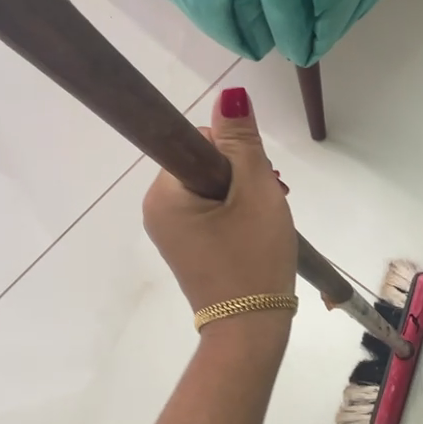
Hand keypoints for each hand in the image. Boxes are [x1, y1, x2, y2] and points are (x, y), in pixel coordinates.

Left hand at [142, 87, 296, 314]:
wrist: (252, 328)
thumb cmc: (254, 257)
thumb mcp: (257, 193)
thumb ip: (243, 142)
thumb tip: (229, 95)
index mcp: (164, 193)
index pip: (197, 142)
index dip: (233, 153)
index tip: (254, 179)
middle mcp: (157, 209)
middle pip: (206, 165)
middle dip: (242, 177)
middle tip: (265, 205)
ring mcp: (171, 232)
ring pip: (213, 189)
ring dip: (244, 197)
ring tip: (263, 224)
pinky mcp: (187, 248)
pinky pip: (211, 213)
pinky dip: (236, 216)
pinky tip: (255, 235)